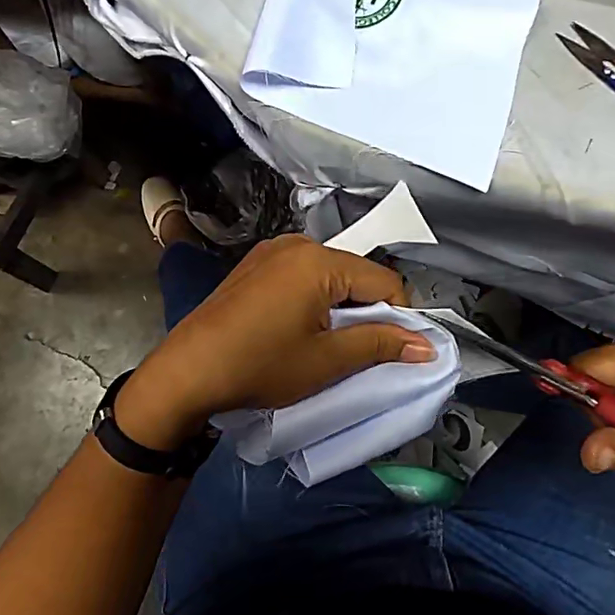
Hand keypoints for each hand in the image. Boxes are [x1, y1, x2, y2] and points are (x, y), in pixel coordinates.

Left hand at [115, 236, 434, 450]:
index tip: (394, 351)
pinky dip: (312, 299)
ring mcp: (270, 251)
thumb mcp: (326, 361)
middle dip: (366, 311)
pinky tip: (298, 329)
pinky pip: (300, 275)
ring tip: (325, 345)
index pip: (384, 280)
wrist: (188, 370)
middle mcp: (295, 244)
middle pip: (355, 273)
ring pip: (328, 275)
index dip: (399, 317)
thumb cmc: (259, 365)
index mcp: (317, 260)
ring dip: (338, 306)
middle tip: (357, 353)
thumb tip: (425, 344)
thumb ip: (380, 344)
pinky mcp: (254, 264)